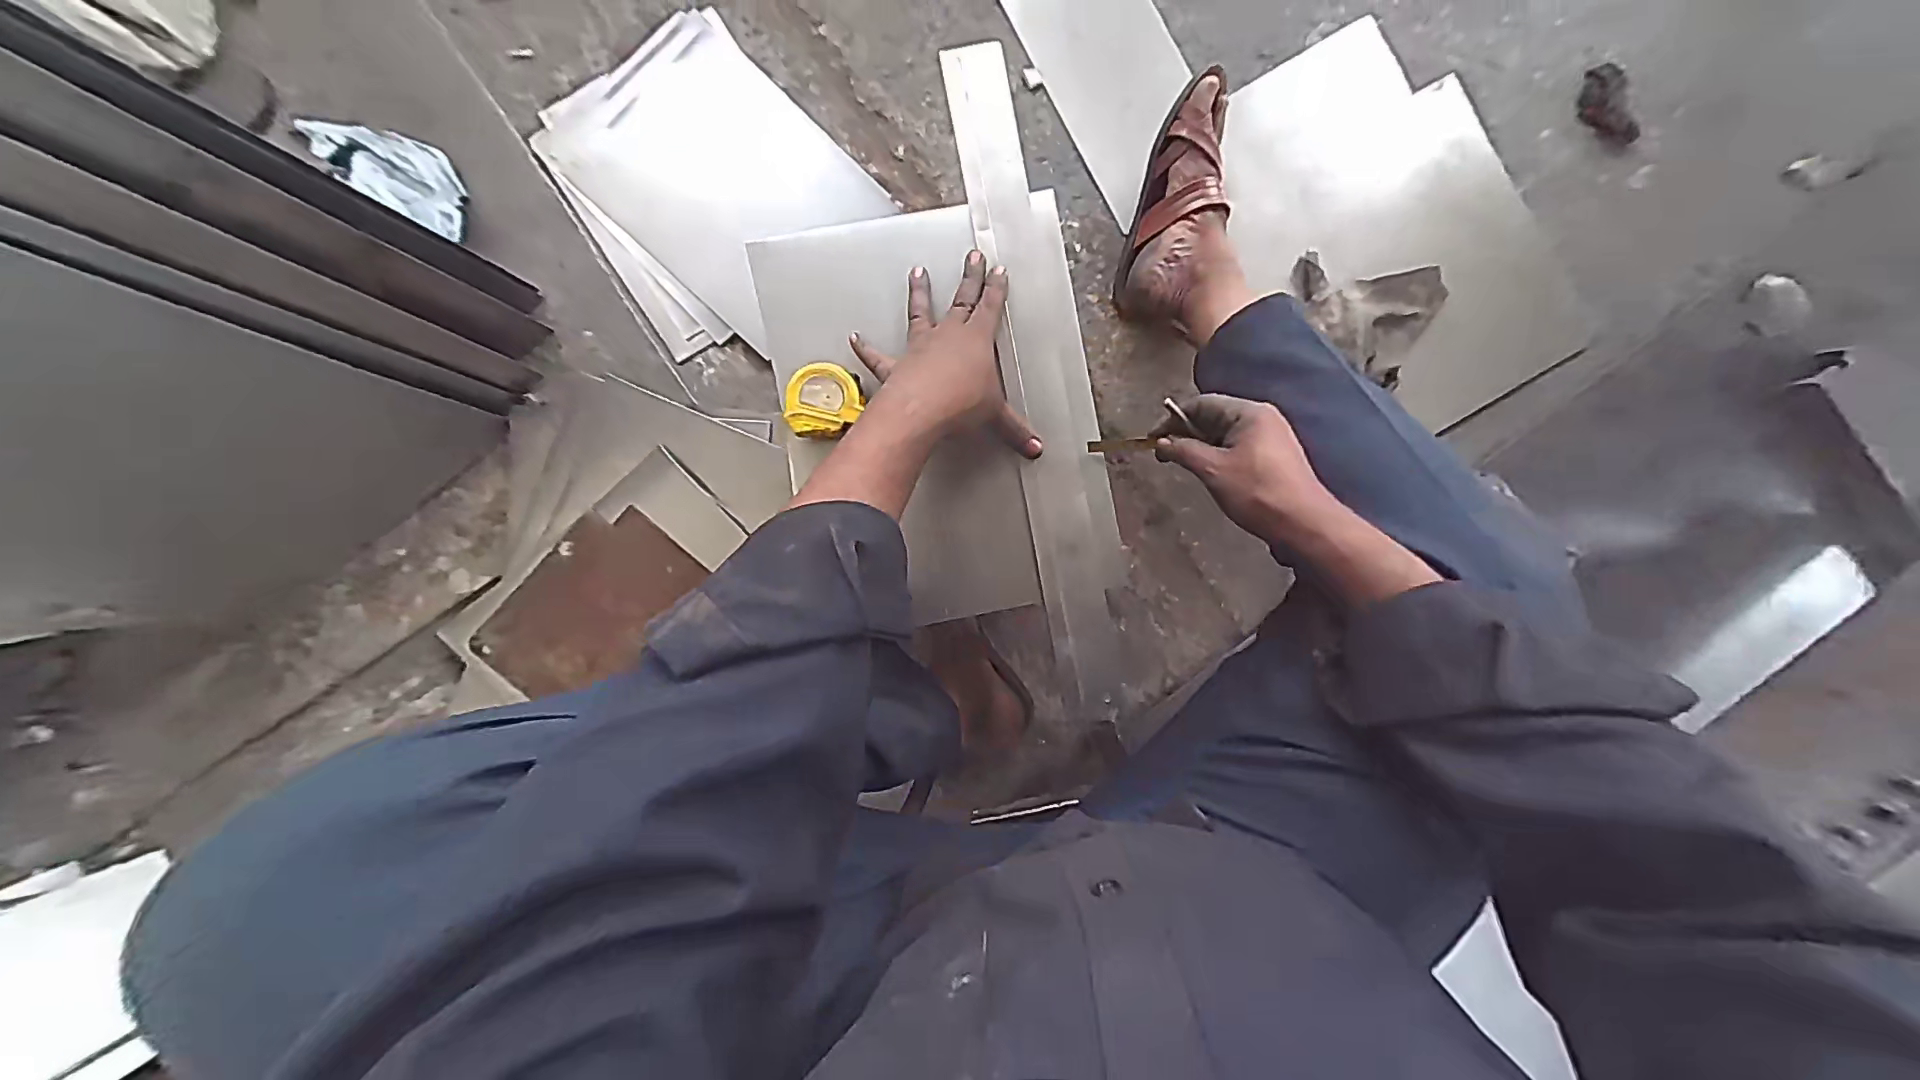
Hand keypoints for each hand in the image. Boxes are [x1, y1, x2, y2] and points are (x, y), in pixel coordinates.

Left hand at [850, 251, 1042, 458]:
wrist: (923, 411)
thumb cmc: (960, 406)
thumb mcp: (995, 417)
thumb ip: (1013, 430)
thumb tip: (1035, 448)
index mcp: (977, 340)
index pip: (991, 307)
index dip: (996, 288)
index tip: (998, 270)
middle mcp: (948, 335)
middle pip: (961, 299)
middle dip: (969, 277)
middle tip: (971, 257)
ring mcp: (919, 347)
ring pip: (920, 313)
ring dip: (919, 293)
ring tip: (917, 273)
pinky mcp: (895, 366)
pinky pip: (877, 355)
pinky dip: (865, 348)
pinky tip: (855, 338)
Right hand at [1153, 394, 1439, 606]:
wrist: (1303, 522)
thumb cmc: (1257, 492)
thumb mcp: (1212, 470)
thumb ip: (1183, 450)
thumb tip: (1160, 442)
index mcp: (1249, 412)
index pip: (1201, 403)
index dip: (1172, 419)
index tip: (1153, 440)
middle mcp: (1262, 417)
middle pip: (1214, 415)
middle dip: (1185, 432)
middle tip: (1164, 454)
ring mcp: (1270, 436)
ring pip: (1224, 432)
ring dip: (1200, 445)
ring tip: (1181, 464)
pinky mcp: (1273, 455)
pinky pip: (1236, 445)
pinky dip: (1216, 454)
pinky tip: (1206, 471)